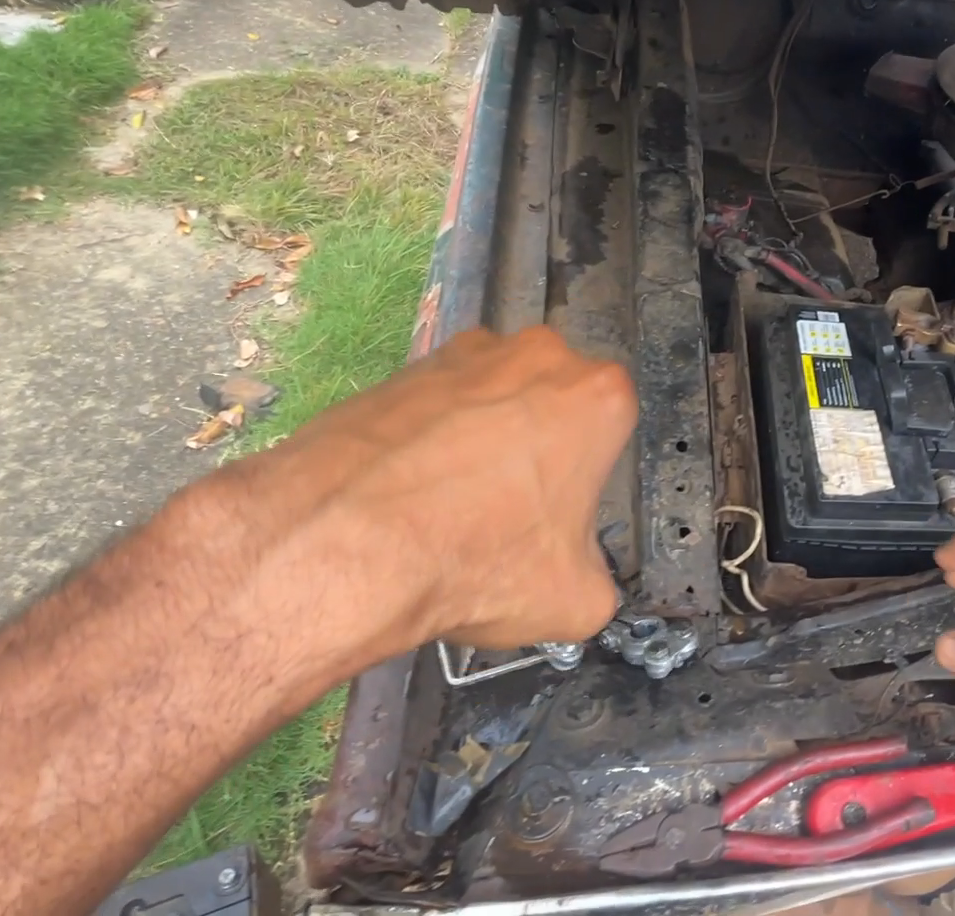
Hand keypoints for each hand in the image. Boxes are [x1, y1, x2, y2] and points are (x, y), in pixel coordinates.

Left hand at [187, 326, 634, 657]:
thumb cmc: (482, 560)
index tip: (560, 512)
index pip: (612, 428)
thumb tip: (579, 575)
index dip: (587, 476)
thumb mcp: (578, 601)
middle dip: (539, 447)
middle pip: (553, 405)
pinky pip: (438, 404)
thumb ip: (599, 577)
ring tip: (449, 503)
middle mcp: (541, 355)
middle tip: (510, 509)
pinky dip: (431, 438)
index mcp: (599, 397)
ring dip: (484, 438)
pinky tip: (407, 491)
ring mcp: (467, 353)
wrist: (342, 541)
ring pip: (495, 399)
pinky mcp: (403, 365)